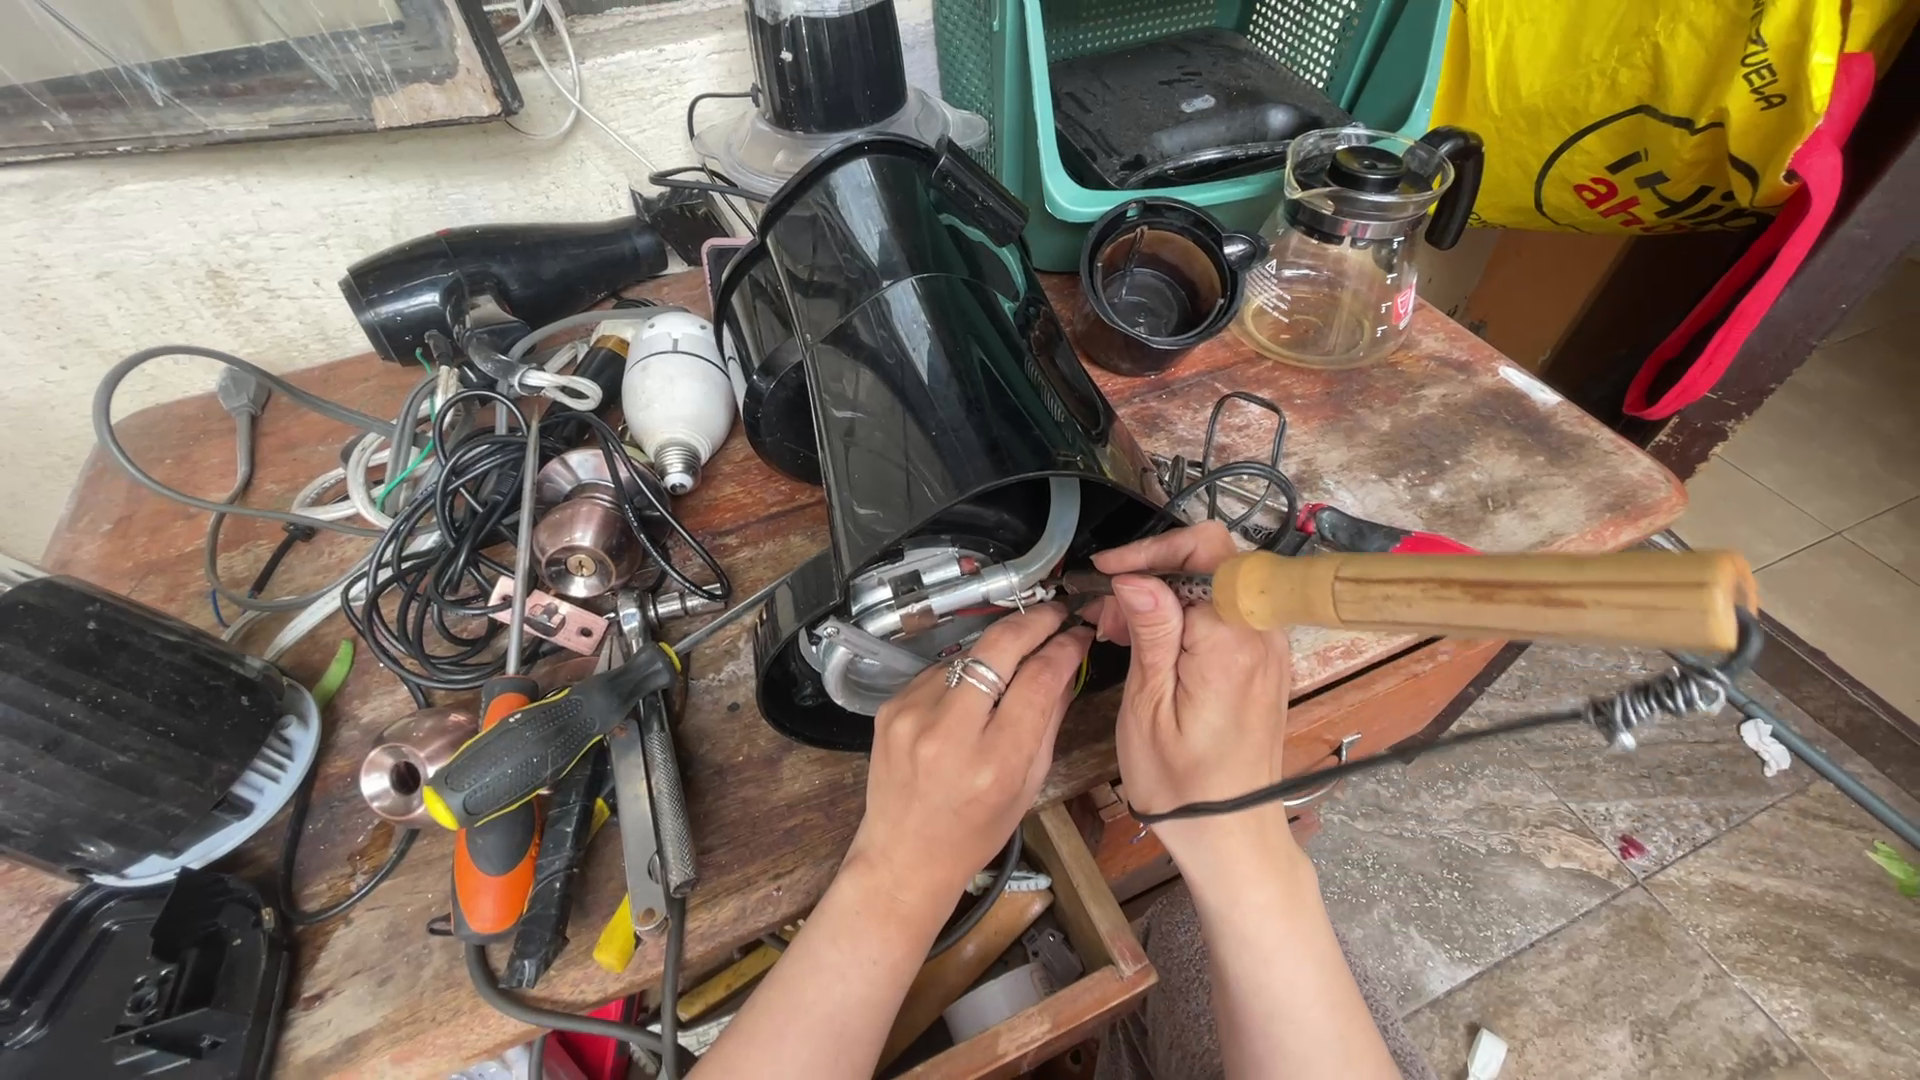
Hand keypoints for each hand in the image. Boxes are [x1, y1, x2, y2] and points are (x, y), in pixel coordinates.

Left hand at [848, 603, 1093, 899]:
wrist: (903, 855)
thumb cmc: (975, 830)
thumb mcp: (1029, 785)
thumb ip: (1049, 719)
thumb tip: (1067, 662)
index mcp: (994, 762)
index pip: (1038, 679)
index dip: (1064, 648)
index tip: (1077, 634)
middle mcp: (949, 732)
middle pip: (999, 646)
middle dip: (1034, 621)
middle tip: (1055, 613)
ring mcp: (913, 713)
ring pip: (969, 652)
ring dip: (998, 648)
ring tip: (1017, 657)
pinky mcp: (892, 705)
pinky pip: (941, 669)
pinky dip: (964, 671)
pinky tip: (974, 689)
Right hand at [1091, 522, 1295, 868]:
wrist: (1231, 836)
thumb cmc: (1180, 783)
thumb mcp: (1148, 706)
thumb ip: (1152, 632)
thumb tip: (1138, 576)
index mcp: (1232, 640)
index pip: (1204, 552)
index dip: (1151, 549)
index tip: (1105, 571)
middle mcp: (1262, 633)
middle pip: (1215, 559)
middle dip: (1154, 569)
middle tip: (1106, 608)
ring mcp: (1268, 648)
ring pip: (1217, 585)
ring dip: (1165, 592)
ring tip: (1116, 627)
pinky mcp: (1262, 663)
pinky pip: (1224, 614)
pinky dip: (1184, 613)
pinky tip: (1148, 641)